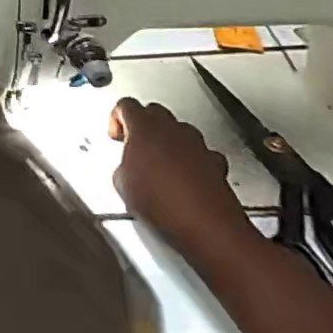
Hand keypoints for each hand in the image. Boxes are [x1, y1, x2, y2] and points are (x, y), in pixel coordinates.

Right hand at [109, 98, 258, 259]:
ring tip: (159, 166)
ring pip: (178, 130)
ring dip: (168, 142)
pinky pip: (200, 152)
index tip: (117, 133)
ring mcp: (196, 144)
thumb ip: (122, 165)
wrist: (205, 227)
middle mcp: (171, 129)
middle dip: (143, 126)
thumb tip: (127, 170)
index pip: (126, 105)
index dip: (117, 118)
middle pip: (154, 112)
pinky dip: (191, 160)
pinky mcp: (215, 162)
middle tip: (135, 145)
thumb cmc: (164, 203)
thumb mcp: (122, 184)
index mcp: (143, 127)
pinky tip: (183, 180)